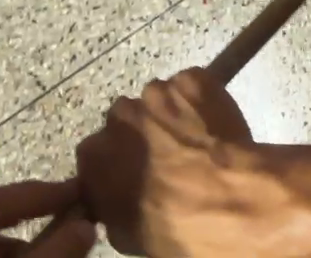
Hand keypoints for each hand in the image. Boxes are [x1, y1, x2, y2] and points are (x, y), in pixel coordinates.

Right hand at [76, 68, 310, 256]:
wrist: (217, 195)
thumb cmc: (166, 223)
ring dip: (173, 110)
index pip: (98, 149)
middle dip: (143, 129)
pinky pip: (192, 84)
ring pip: (162, 97)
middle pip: (128, 116)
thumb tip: (118, 192)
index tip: (135, 167)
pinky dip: (201, 97)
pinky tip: (213, 120)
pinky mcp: (192, 78)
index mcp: (93, 153)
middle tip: (168, 149)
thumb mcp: (121, 231)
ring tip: (195, 134)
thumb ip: (110, 200)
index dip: (119, 157)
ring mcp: (158, 91)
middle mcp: (119, 114)